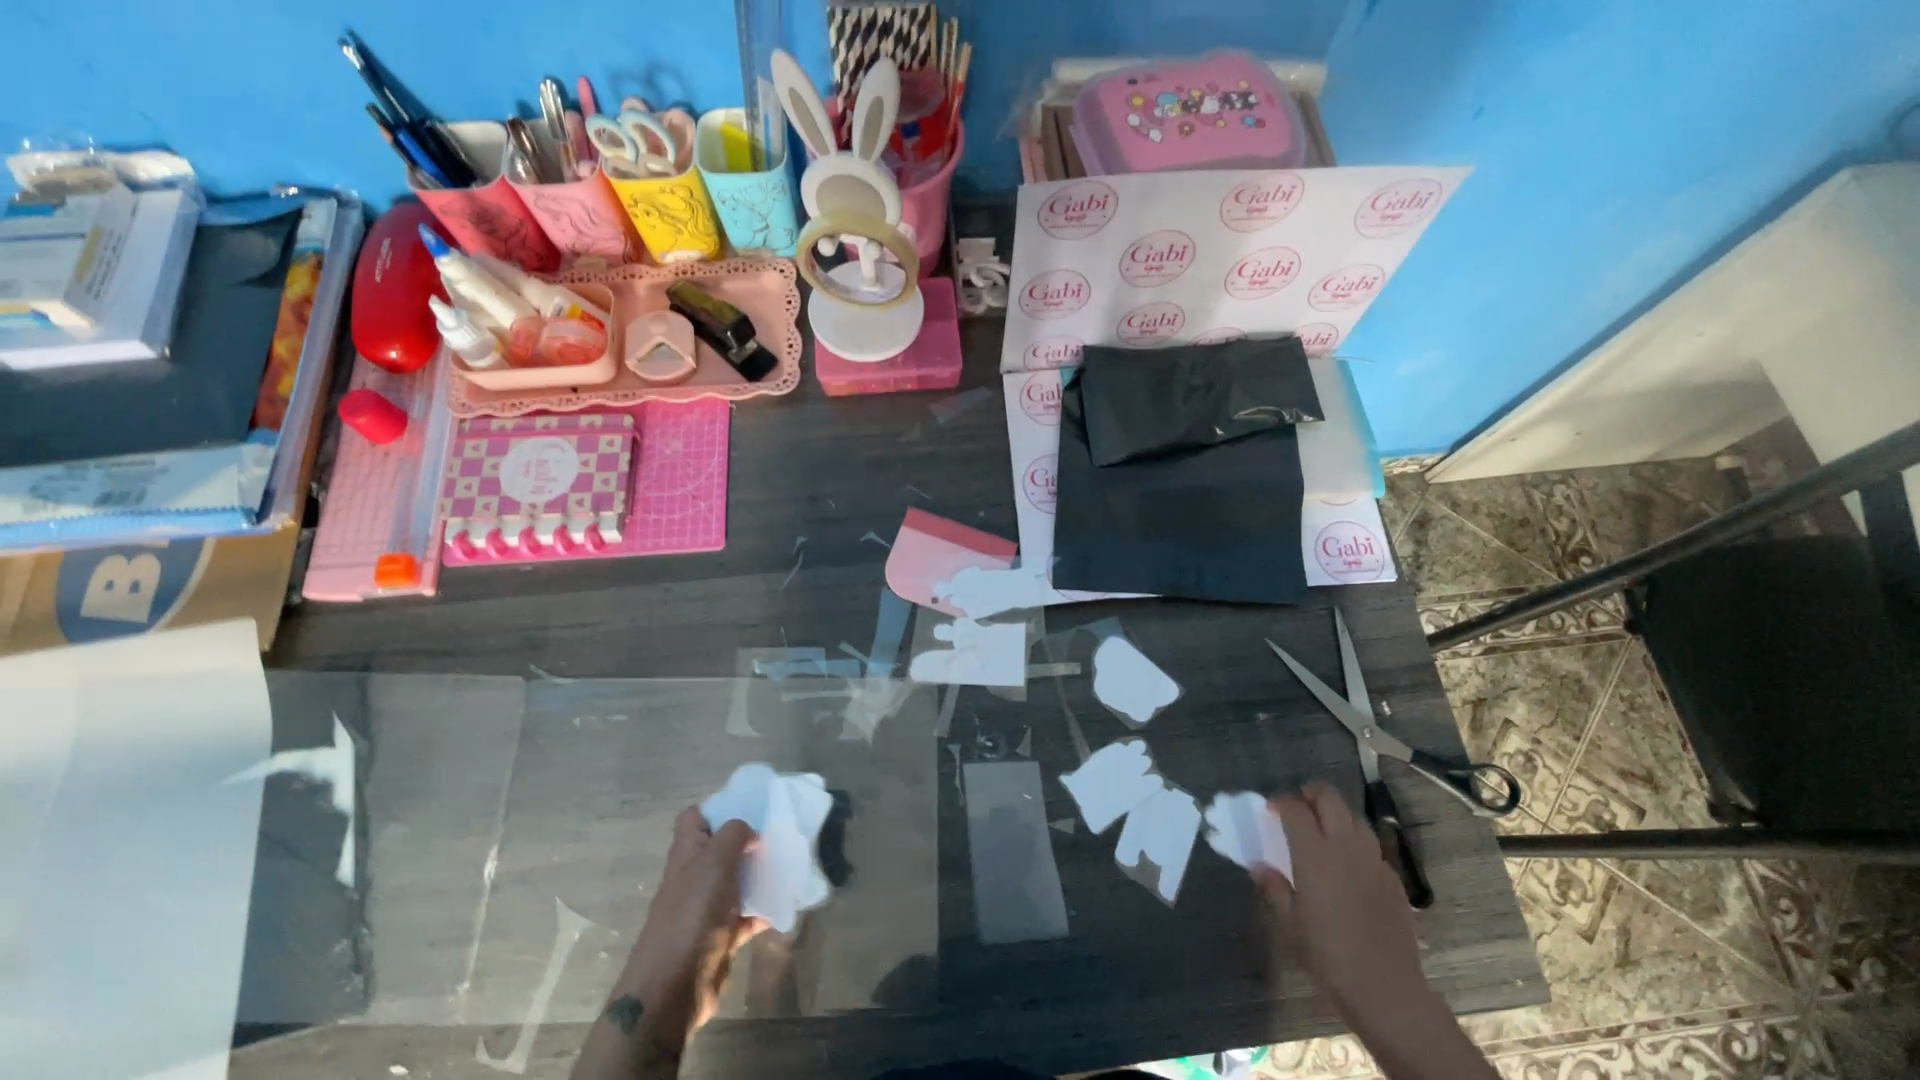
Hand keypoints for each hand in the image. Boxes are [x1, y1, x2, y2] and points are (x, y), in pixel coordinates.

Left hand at [574, 809, 765, 1079]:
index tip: (753, 806)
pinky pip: (748, 916)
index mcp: (687, 854)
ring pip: (738, 881)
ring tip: (792, 864)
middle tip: (783, 834)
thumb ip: (733, 836)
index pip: (695, 818)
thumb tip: (750, 830)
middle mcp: (695, 877)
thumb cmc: (692, 916)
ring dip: (762, 875)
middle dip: (751, 841)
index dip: (718, 807)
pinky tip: (787, 904)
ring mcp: (708, 908)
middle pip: (722, 849)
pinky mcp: (722, 937)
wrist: (674, 987)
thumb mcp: (713, 864)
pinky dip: (765, 910)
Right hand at [1254, 782, 1430, 1025]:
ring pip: (1355, 817)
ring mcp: (1373, 860)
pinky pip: (1371, 845)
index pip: (1295, 810)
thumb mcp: (1289, 923)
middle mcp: (1345, 847)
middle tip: (1297, 807)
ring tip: (1323, 830)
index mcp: (1314, 855)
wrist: (1383, 985)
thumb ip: (1274, 888)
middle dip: (1311, 794)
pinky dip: (1355, 842)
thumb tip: (1260, 867)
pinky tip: (1347, 865)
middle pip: (1330, 799)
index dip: (1280, 803)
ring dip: (1336, 814)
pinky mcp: (1392, 877)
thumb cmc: (1327, 954)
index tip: (1270, 810)